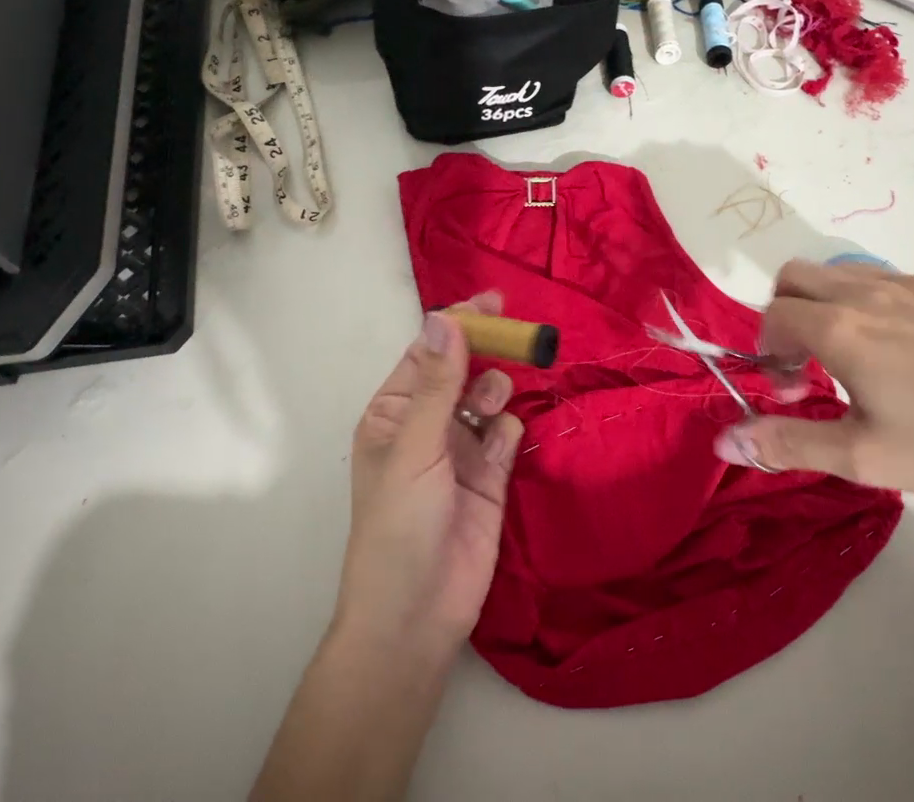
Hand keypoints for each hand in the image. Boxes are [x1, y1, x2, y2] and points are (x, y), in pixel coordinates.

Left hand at [333, 293, 523, 658]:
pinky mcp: (490, 480)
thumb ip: (437, 384)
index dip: (457, 325)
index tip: (492, 302)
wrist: (417, 612)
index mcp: (393, 414)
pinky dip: (509, 430)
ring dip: (496, 392)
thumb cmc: (399, 525)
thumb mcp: (415, 449)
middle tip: (520, 339)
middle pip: (462, 373)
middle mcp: (426, 427)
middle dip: (485, 354)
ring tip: (496, 403)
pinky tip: (506, 440)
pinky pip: (505, 437)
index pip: (427, 355)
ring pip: (487, 402)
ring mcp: (459, 454)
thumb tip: (443, 317)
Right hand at [714, 261, 913, 519]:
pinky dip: (882, 309)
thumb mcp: (866, 459)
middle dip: (786, 316)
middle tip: (809, 371)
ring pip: (851, 276)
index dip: (766, 352)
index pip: (773, 314)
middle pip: (800, 276)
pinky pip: (901, 287)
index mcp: (844, 326)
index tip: (790, 394)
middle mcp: (877, 291)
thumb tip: (722, 441)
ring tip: (861, 368)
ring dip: (832, 310)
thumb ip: (788, 444)